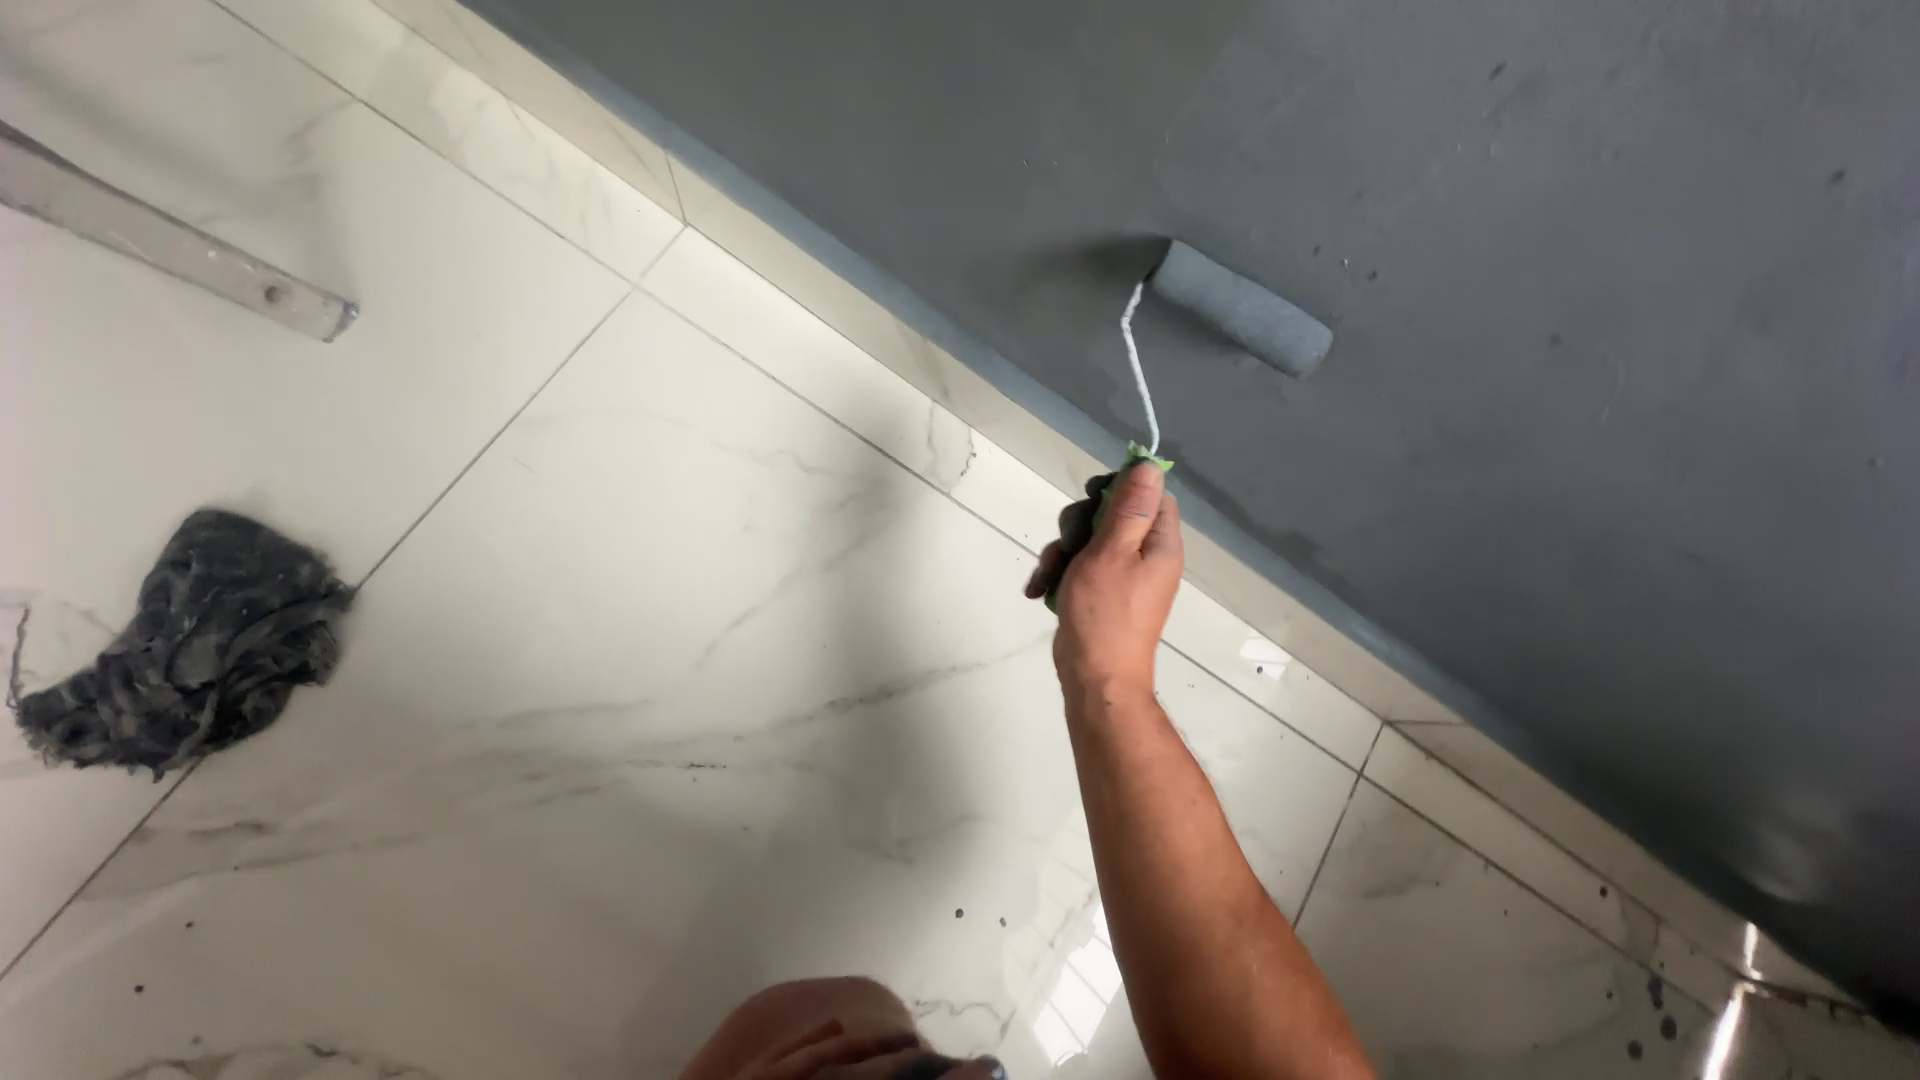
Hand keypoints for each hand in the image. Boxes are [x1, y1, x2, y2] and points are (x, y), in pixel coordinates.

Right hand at [1024, 461, 1182, 696]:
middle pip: (1113, 516)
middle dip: (1079, 526)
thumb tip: (1151, 466)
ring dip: (1061, 553)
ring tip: (1049, 576)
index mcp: (1160, 544)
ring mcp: (1123, 577)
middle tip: (1067, 544)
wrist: (1095, 676)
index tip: (1092, 498)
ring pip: (1088, 542)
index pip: (1150, 496)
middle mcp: (1146, 557)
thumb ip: (1129, 507)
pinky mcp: (1101, 594)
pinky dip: (1059, 575)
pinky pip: (1079, 568)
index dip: (1120, 489)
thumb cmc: (1105, 613)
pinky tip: (1040, 590)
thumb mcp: (1112, 551)